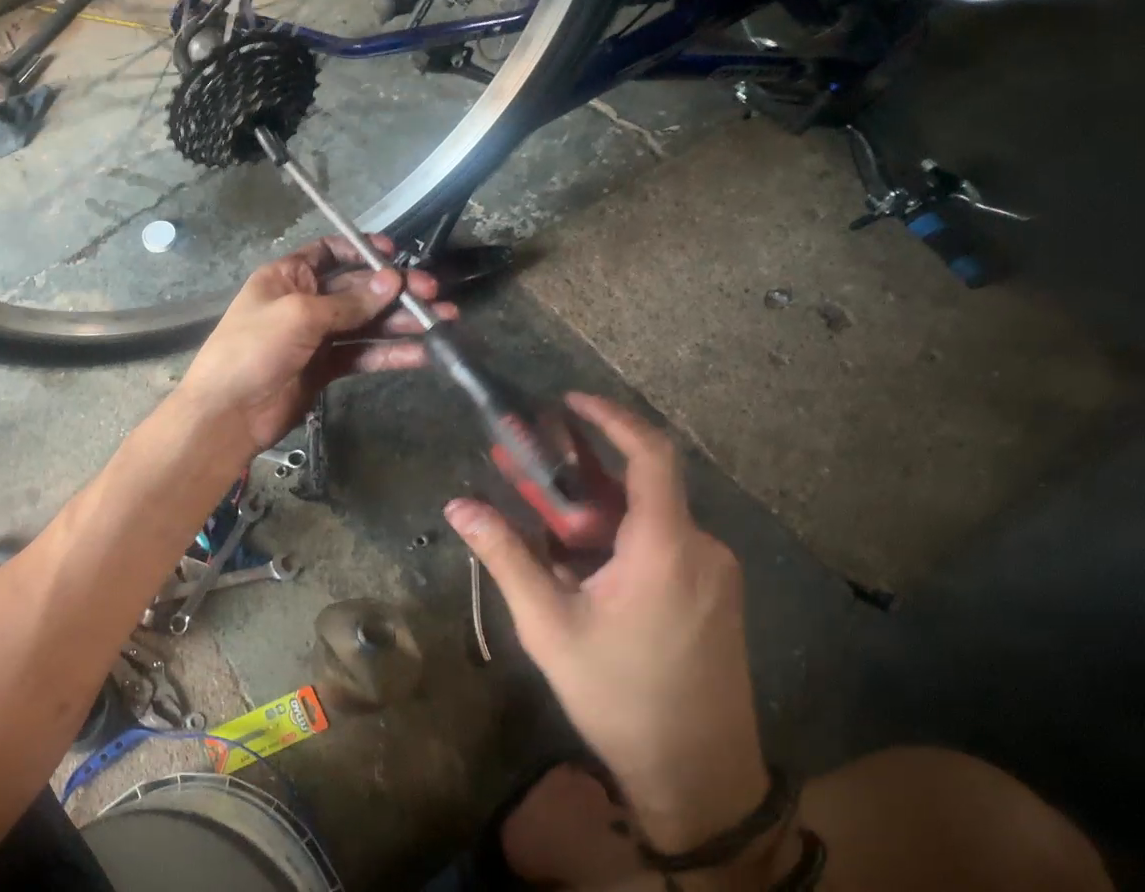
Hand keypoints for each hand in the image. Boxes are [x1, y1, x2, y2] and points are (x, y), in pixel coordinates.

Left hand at [175, 235, 454, 452]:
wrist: (228, 413)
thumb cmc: (253, 350)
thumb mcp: (299, 315)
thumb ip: (348, 302)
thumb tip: (393, 281)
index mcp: (287, 277)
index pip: (328, 252)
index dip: (362, 251)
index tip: (397, 257)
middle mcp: (304, 302)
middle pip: (357, 289)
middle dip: (395, 291)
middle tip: (432, 296)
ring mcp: (315, 337)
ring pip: (365, 324)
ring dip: (401, 323)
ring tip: (441, 323)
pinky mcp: (325, 369)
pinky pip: (362, 355)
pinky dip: (390, 353)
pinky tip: (421, 353)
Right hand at [445, 395, 767, 853]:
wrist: (698, 773)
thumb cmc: (619, 693)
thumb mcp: (549, 624)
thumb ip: (506, 557)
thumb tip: (459, 505)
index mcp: (667, 547)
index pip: (651, 455)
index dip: (612, 417)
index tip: (568, 401)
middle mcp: (702, 549)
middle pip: (637, 488)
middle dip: (576, 473)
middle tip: (522, 465)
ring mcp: (714, 575)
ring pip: (646, 521)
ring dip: (592, 513)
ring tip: (539, 523)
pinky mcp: (715, 598)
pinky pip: (662, 547)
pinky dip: (616, 541)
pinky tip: (577, 569)